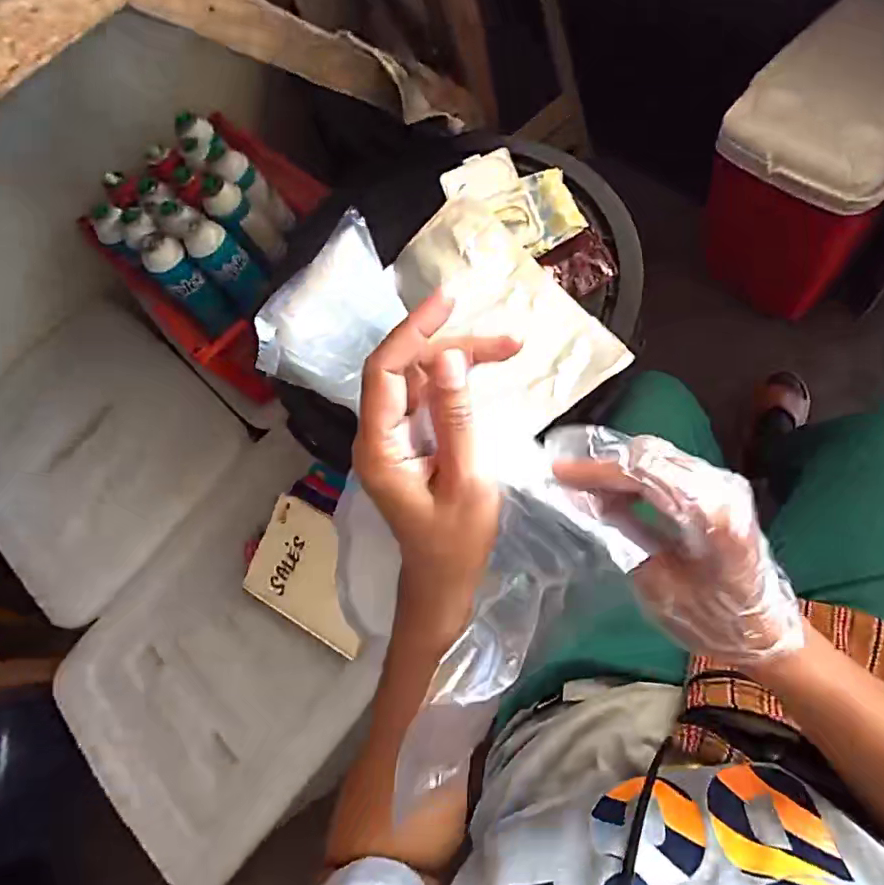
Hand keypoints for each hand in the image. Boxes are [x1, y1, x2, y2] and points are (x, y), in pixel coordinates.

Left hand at [354, 292, 521, 619]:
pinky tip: (483, 370)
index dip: (413, 331)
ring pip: (418, 380)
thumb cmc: (456, 543)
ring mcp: (390, 438)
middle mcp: (376, 435)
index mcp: (379, 447)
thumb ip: (456, 418)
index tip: (448, 302)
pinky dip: (454, 382)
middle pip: (405, 370)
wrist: (442, 582)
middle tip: (506, 341)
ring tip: (507, 348)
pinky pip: (426, 399)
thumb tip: (451, 358)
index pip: (386, 371)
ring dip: (458, 360)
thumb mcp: (467, 480)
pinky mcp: (407, 443)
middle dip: (451, 346)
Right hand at [553, 432, 804, 662]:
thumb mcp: (660, 587)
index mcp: (710, 513)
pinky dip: (637, 476)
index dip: (596, 469)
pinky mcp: (719, 491)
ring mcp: (724, 485)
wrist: (768, 633)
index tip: (559, 473)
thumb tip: (589, 505)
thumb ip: (627, 538)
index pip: (643, 471)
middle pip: (652, 454)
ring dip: (619, 468)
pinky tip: (613, 492)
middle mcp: (721, 487)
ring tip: (582, 486)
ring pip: (659, 456)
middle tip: (565, 479)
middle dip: (604, 463)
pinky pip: (669, 469)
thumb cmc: (715, 623)